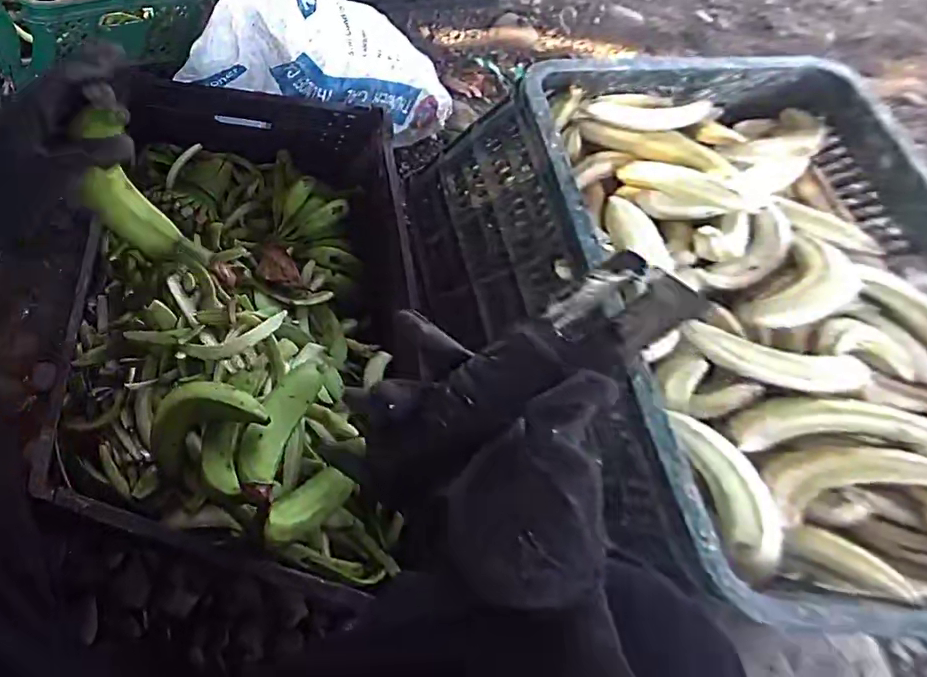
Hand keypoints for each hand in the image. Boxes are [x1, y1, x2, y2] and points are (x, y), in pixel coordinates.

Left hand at [0, 43, 132, 289]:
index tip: (119, 61)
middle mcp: (22, 112)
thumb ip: (92, 154)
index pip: (62, 77)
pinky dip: (77, 122)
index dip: (93, 66)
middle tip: (120, 68)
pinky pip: (54, 124)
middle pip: (61, 84)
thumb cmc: (12, 199)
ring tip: (114, 107)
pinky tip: (95, 129)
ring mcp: (21, 129)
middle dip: (91, 77)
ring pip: (58, 103)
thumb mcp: (55, 175)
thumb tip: (128, 143)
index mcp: (26, 111)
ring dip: (86, 100)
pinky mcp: (24, 147)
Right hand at [344, 310, 617, 608]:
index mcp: (501, 417)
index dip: (435, 345)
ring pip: (396, 424)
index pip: (468, 371)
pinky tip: (332, 450)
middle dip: (397, 389)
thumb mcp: (563, 475)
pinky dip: (351, 458)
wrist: (527, 604)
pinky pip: (376, 467)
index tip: (405, 321)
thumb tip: (595, 379)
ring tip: (355, 410)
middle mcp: (463, 430)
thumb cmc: (554, 533)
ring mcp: (433, 459)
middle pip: (422, 395)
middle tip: (380, 397)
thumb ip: (563, 426)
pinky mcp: (411, 490)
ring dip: (373, 413)